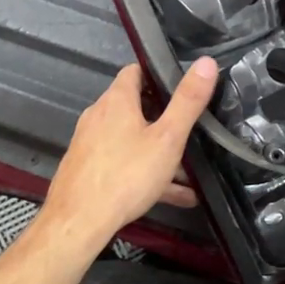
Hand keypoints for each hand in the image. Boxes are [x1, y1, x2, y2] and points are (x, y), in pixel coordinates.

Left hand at [42, 59, 218, 242]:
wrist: (78, 221)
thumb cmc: (126, 175)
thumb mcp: (167, 138)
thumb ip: (187, 101)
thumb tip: (205, 62)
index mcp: (116, 101)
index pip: (135, 72)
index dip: (158, 75)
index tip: (182, 87)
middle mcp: (98, 116)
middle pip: (134, 107)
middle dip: (163, 118)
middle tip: (190, 130)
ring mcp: (90, 144)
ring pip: (132, 141)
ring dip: (159, 152)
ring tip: (191, 173)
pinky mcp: (88, 169)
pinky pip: (123, 164)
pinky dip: (146, 173)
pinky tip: (175, 196)